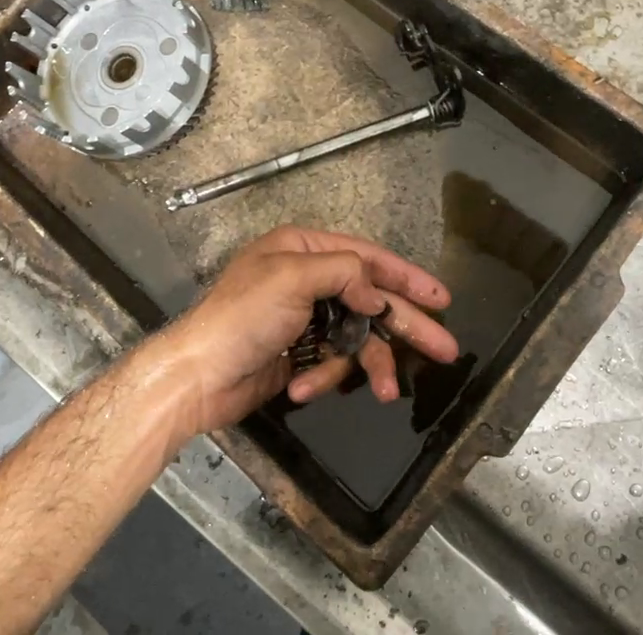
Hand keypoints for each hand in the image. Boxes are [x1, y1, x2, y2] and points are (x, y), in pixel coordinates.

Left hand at [145, 226, 460, 437]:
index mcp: (303, 250)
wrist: (197, 376)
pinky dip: (321, 377)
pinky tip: (301, 388)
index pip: (367, 258)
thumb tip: (378, 294)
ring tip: (384, 392)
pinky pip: (329, 362)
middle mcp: (307, 280)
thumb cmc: (242, 316)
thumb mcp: (292, 278)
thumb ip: (344, 274)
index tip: (441, 297)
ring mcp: (303, 319)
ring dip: (366, 364)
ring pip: (354, 339)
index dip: (407, 277)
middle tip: (445, 349)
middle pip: (370, 301)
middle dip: (405, 326)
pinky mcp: (298, 354)